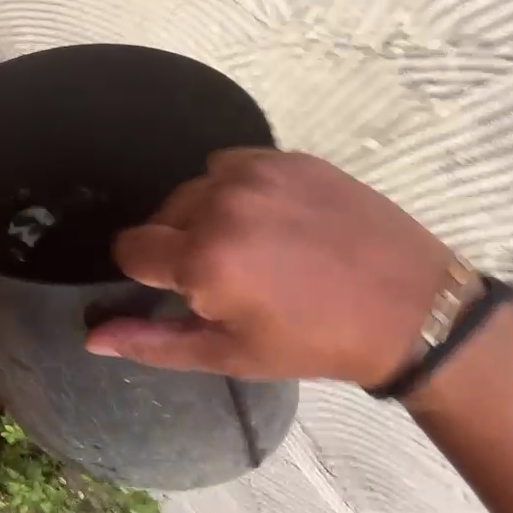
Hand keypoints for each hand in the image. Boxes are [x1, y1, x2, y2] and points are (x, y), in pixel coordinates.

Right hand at [84, 150, 456, 386]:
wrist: (421, 315)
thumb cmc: (316, 342)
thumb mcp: (231, 354)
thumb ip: (152, 342)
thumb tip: (91, 337)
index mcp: (203, 259)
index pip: (131, 248)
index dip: (153, 272)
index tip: (190, 289)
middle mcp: (219, 207)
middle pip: (160, 217)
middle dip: (182, 244)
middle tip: (233, 273)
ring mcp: (254, 176)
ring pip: (191, 191)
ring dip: (207, 215)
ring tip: (255, 245)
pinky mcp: (285, 158)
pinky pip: (228, 166)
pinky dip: (237, 189)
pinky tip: (273, 217)